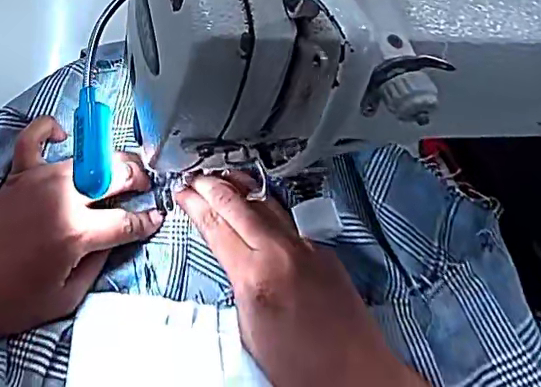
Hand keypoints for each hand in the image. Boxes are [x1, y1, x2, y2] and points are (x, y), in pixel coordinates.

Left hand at [0, 117, 162, 383]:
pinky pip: (34, 137)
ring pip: (84, 157)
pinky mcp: (18, 173)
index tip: (156, 216)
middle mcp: (61, 198)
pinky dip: (48, 129)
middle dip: (137, 178)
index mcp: (76, 232)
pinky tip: (62, 134)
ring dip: (107, 159)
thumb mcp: (67, 296)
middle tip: (144, 185)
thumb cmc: (9, 300)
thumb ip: (97, 262)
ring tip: (118, 167)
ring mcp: (38, 179)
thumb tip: (114, 238)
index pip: (125, 220)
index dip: (146, 219)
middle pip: (112, 174)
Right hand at [179, 174, 426, 386]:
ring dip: (236, 184)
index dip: (193, 204)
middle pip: (234, 202)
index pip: (214, 224)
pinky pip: (285, 216)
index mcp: (254, 277)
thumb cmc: (301, 370)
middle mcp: (279, 253)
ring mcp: (303, 246)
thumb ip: (234, 281)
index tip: (181, 193)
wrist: (359, 379)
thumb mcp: (249, 329)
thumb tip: (221, 248)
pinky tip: (253, 199)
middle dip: (208, 184)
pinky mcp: (322, 249)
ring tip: (217, 174)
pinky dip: (262, 202)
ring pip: (261, 200)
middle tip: (192, 177)